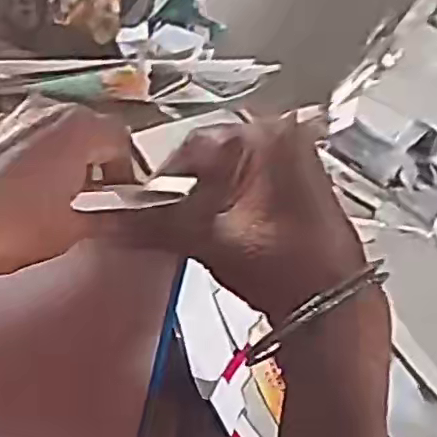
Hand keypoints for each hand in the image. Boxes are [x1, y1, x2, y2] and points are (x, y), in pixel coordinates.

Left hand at [0, 97, 132, 331]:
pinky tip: (18, 191)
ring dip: (58, 156)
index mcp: (75, 130)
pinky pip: (14, 140)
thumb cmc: (8, 230)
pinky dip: (24, 158)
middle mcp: (41, 112)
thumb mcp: (68, 232)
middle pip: (83, 127)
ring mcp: (5, 118)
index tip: (125, 190)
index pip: (119, 138)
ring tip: (55, 194)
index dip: (128, 168)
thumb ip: (100, 220)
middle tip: (95, 192)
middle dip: (94, 158)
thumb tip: (110, 220)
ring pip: (46, 130)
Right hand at [140, 111, 366, 318]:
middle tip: (162, 224)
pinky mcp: (295, 190)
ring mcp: (292, 164)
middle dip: (181, 193)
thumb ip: (154, 224)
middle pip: (208, 159)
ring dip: (202, 202)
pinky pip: (246, 189)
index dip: (158, 182)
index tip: (138, 207)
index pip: (189, 147)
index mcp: (262, 136)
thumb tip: (110, 221)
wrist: (326, 300)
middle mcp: (282, 139)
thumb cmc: (283, 264)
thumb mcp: (207, 239)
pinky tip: (218, 235)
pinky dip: (225, 208)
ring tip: (192, 234)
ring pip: (226, 175)